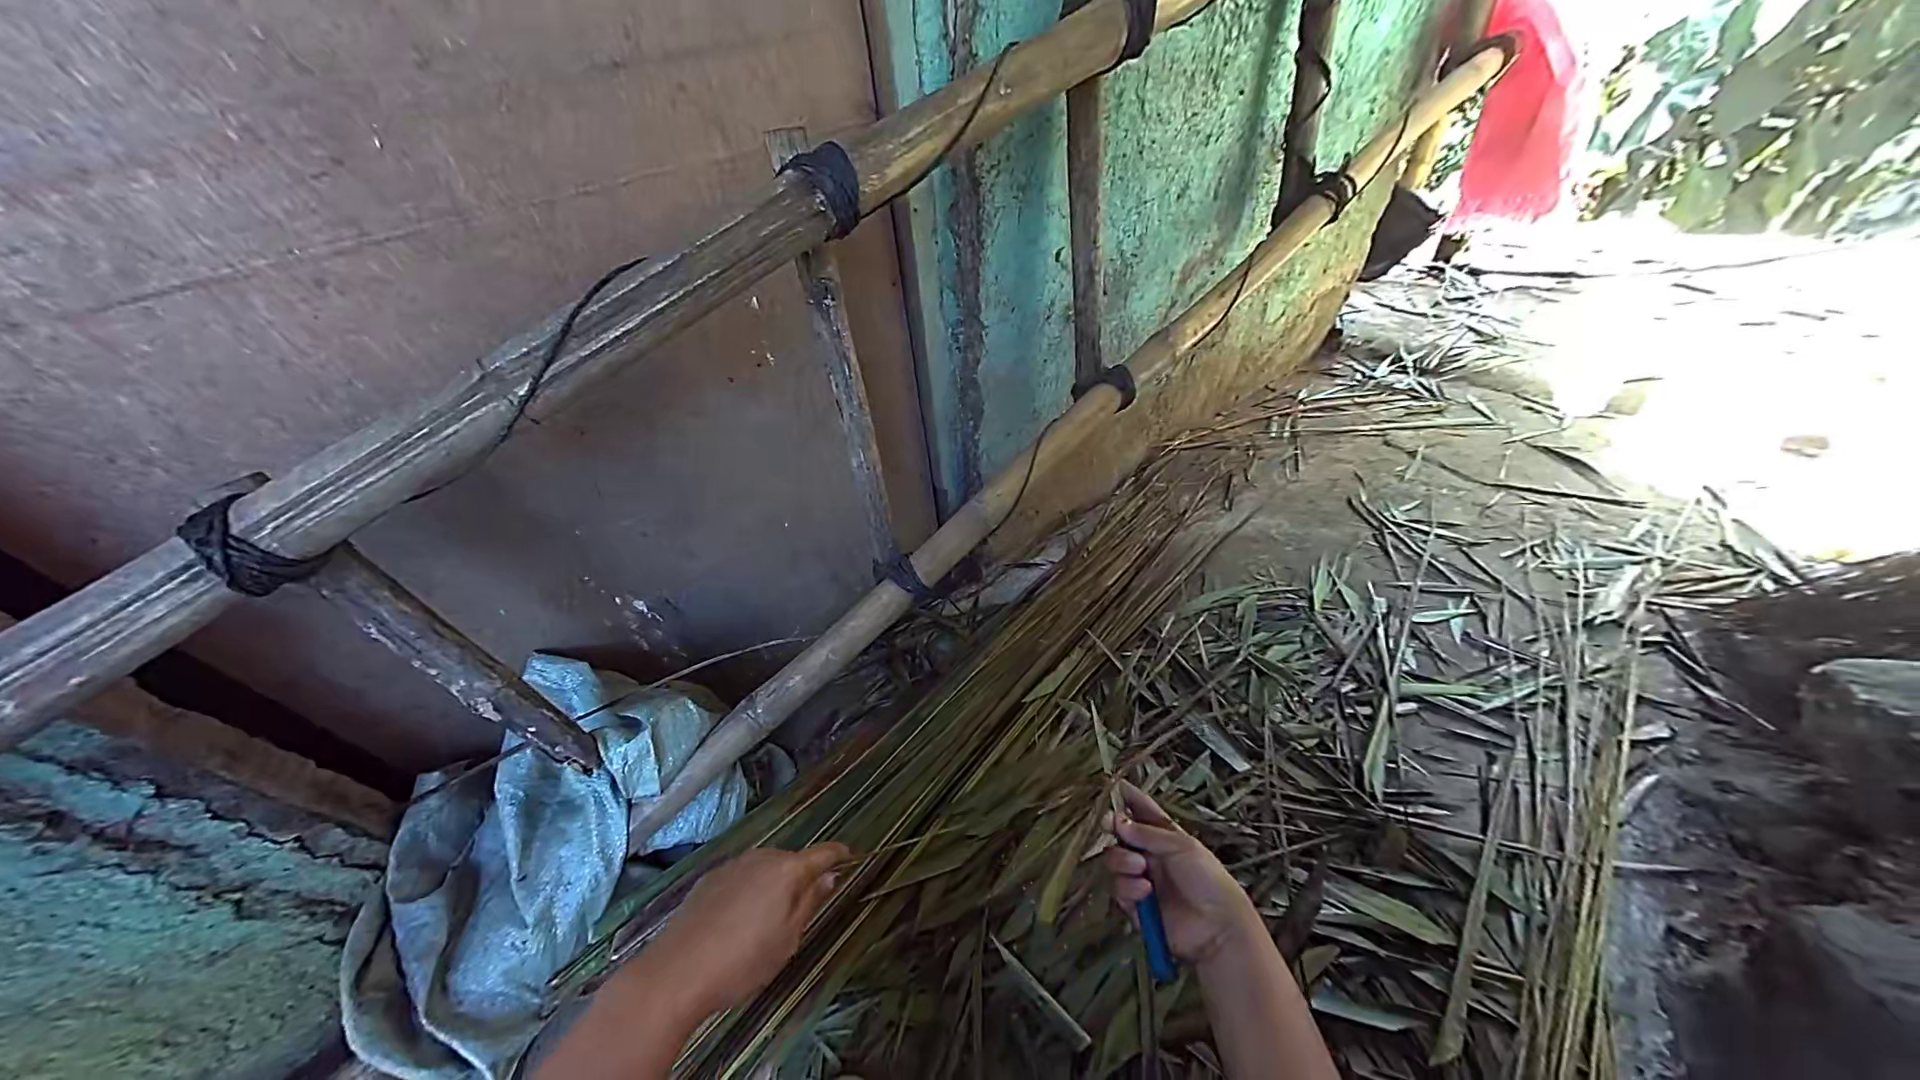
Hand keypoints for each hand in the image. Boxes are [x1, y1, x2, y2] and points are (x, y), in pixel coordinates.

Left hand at [646, 843, 849, 1012]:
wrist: (675, 973)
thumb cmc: (743, 961)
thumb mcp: (787, 939)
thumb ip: (810, 903)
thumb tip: (829, 876)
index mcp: (787, 870)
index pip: (821, 854)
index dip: (838, 853)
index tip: (849, 855)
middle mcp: (761, 858)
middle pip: (790, 862)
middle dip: (800, 878)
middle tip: (800, 910)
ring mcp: (732, 866)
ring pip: (763, 869)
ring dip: (771, 885)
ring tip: (765, 920)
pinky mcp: (708, 880)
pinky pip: (739, 878)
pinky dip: (747, 891)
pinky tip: (736, 921)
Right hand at [1102, 781, 1260, 967]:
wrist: (1216, 928)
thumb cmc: (1207, 879)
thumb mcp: (1182, 846)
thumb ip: (1147, 833)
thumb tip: (1116, 820)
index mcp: (1164, 836)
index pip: (1142, 811)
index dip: (1127, 798)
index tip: (1113, 787)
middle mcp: (1149, 854)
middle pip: (1119, 835)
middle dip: (1115, 831)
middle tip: (1112, 827)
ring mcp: (1140, 878)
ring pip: (1114, 861)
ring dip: (1122, 861)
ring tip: (1141, 868)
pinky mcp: (1135, 905)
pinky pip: (1118, 890)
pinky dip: (1128, 888)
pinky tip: (1144, 891)